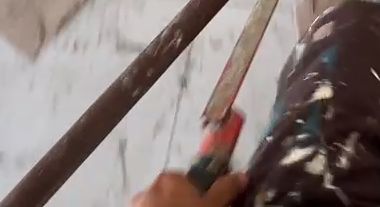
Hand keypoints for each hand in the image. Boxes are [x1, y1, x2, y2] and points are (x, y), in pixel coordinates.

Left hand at [128, 171, 246, 206]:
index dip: (197, 193)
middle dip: (180, 201)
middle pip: (170, 193)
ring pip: (156, 205)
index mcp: (170, 177)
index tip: (203, 204)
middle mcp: (149, 187)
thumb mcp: (212, 205)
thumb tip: (243, 175)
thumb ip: (226, 188)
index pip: (186, 180)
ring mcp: (136, 206)